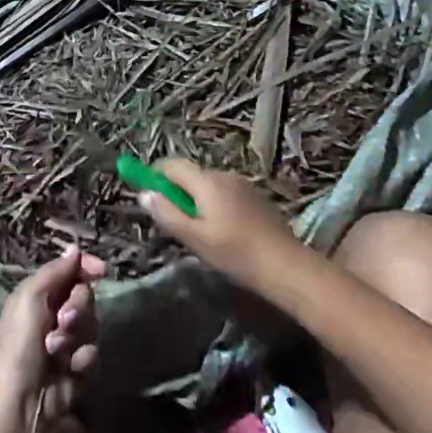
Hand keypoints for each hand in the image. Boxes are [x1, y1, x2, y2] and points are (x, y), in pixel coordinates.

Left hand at [0, 246, 105, 432]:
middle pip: (83, 295)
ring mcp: (66, 340)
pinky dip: (82, 358)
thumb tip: (75, 248)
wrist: (24, 401)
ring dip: (76, 335)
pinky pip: (92, 351)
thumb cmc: (20, 343)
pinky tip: (71, 368)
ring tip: (56, 350)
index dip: (85, 267)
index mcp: (37, 294)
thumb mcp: (30, 298)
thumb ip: (54, 271)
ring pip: (91, 323)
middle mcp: (51, 313)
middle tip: (63, 320)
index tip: (101, 270)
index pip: (68, 271)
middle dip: (78, 307)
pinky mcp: (77, 365)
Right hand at [138, 158, 303, 290]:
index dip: (156, 175)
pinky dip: (217, 206)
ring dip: (198, 200)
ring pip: (209, 186)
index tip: (148, 192)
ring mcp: (244, 185)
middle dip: (178, 192)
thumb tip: (144, 193)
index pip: (172, 165)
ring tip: (201, 232)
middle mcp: (224, 175)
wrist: (287, 267)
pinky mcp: (257, 198)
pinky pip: (226, 194)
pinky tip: (225, 233)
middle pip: (191, 175)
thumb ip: (167, 214)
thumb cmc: (235, 253)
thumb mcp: (194, 238)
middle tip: (175, 221)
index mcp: (206, 182)